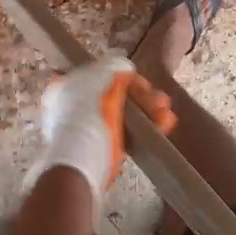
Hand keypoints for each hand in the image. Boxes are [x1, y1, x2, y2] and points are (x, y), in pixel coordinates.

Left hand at [29, 57, 175, 202]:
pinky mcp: (101, 147)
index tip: (143, 85)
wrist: (80, 167)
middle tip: (162, 101)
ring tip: (166, 116)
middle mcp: (76, 105)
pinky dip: (144, 127)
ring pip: (125, 113)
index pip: (103, 73)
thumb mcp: (104, 81)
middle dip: (144, 97)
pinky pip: (126, 131)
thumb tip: (124, 69)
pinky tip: (164, 125)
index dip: (126, 77)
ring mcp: (88, 126)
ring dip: (149, 111)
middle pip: (117, 94)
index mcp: (68, 86)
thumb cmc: (90, 117)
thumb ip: (115, 68)